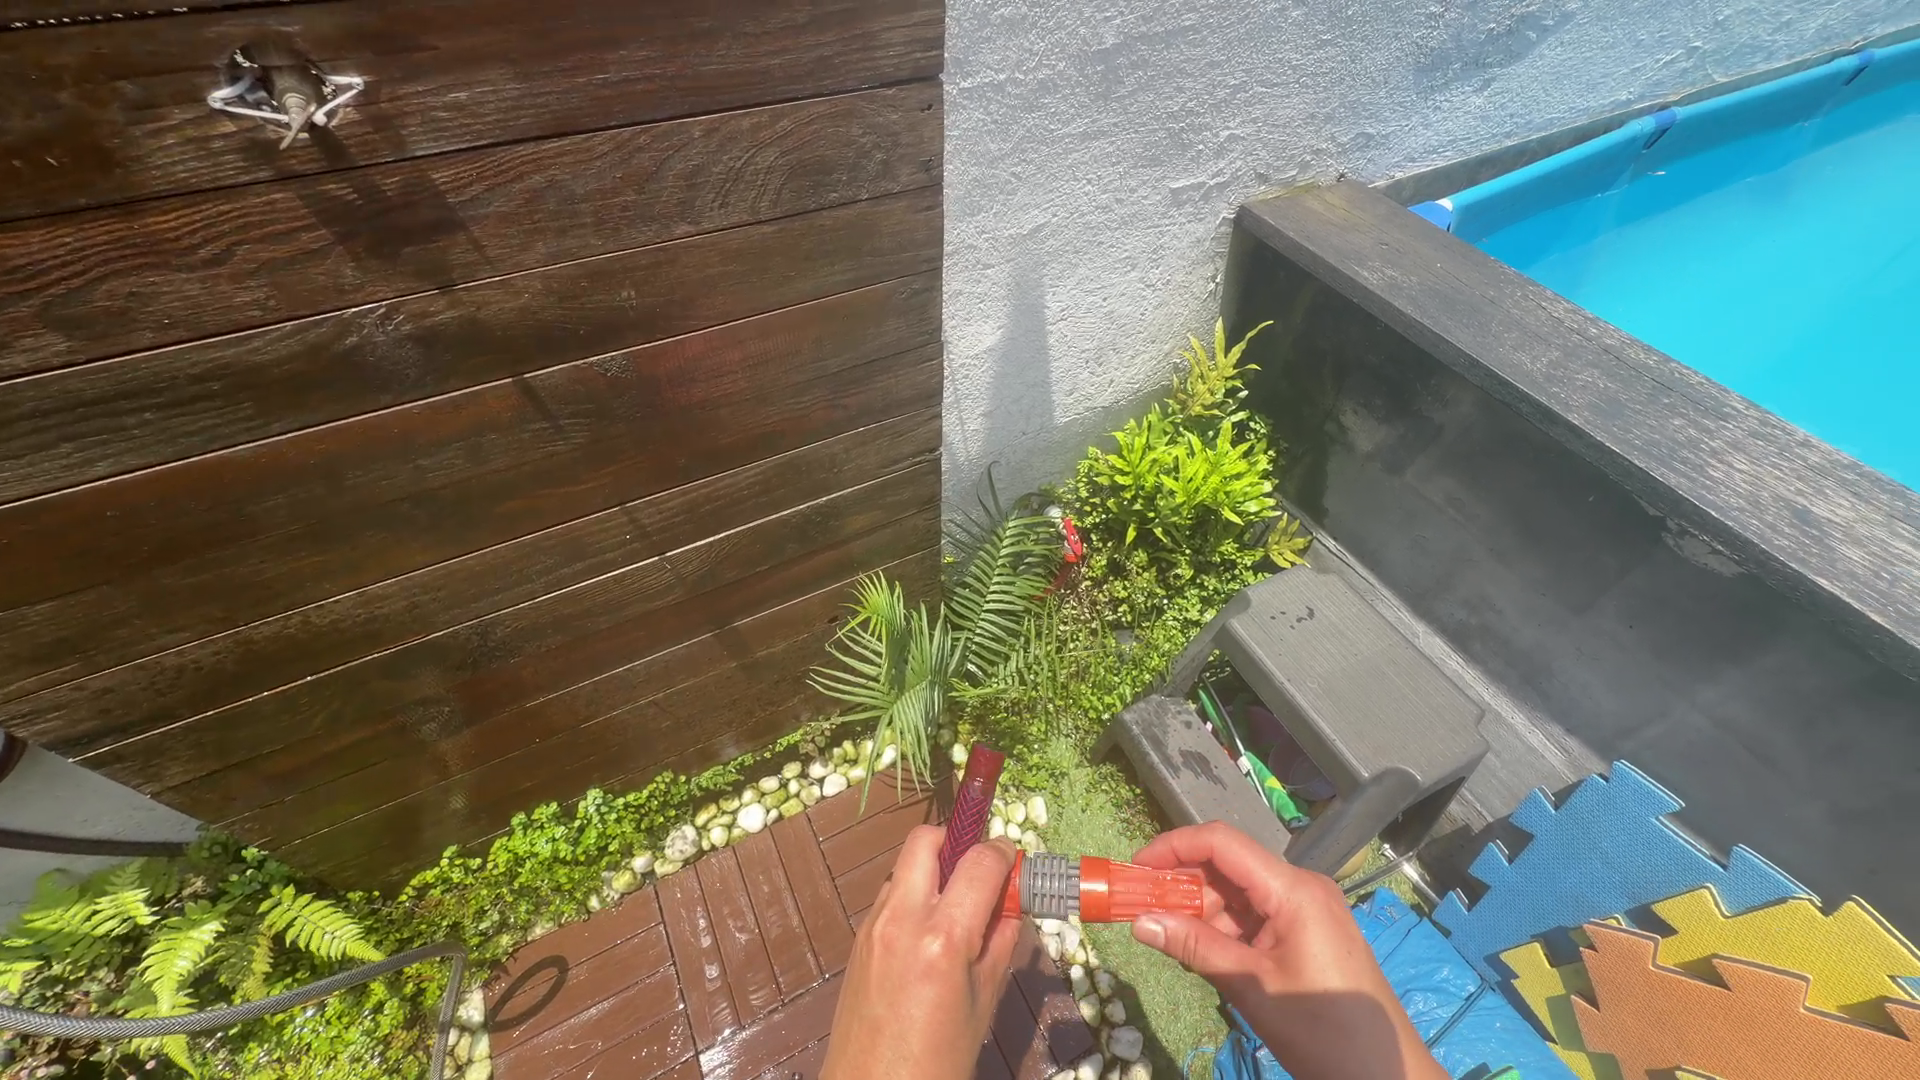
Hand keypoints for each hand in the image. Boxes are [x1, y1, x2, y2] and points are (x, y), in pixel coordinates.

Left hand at [821, 826, 1020, 1079]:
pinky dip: (913, 896)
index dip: (1002, 852)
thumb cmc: (939, 1059)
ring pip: (905, 865)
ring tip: (953, 910)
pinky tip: (926, 934)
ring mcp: (874, 923)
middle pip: (926, 839)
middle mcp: (903, 918)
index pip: (979, 862)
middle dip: (955, 841)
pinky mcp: (859, 936)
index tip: (1012, 859)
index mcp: (942, 938)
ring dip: (932, 870)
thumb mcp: (984, 1000)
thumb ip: (1000, 941)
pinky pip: (891, 895)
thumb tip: (1010, 901)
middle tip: (976, 872)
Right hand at [1129, 823, 1446, 1079]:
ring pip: (1237, 892)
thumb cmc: (1324, 1032)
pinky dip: (1223, 929)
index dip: (1173, 847)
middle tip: (1143, 908)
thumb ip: (1194, 947)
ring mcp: (1305, 909)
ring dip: (1200, 910)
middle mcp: (1300, 886)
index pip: (1221, 842)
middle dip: (1182, 883)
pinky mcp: (1307, 931)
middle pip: (1227, 866)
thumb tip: (1139, 922)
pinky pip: (1253, 915)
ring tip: (1170, 939)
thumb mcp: (1251, 987)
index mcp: (1293, 888)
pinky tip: (1201, 951)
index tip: (1136, 868)